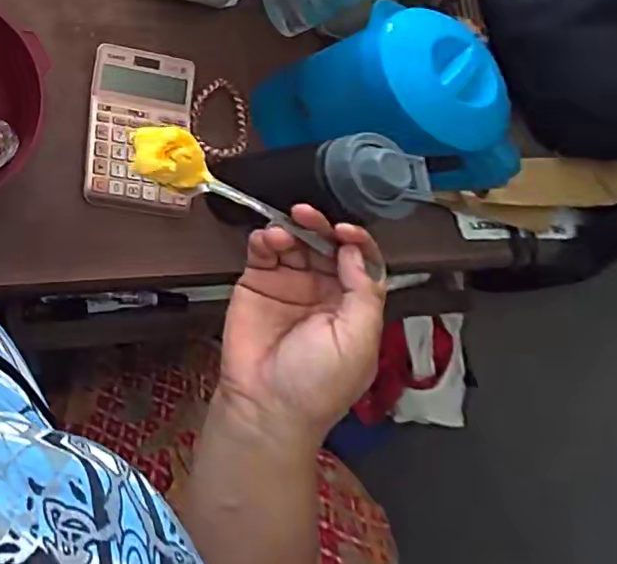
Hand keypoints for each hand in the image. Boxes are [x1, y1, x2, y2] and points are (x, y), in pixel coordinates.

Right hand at [214, 205, 385, 449]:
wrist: (265, 401)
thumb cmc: (317, 382)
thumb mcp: (356, 343)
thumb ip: (361, 295)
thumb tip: (354, 253)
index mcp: (352, 306)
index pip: (360, 264)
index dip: (356, 243)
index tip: (345, 231)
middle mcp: (321, 290)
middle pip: (324, 247)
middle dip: (318, 227)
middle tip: (306, 214)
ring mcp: (287, 284)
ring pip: (293, 244)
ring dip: (289, 231)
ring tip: (281, 234)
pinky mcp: (256, 282)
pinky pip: (262, 252)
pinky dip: (264, 240)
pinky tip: (266, 241)